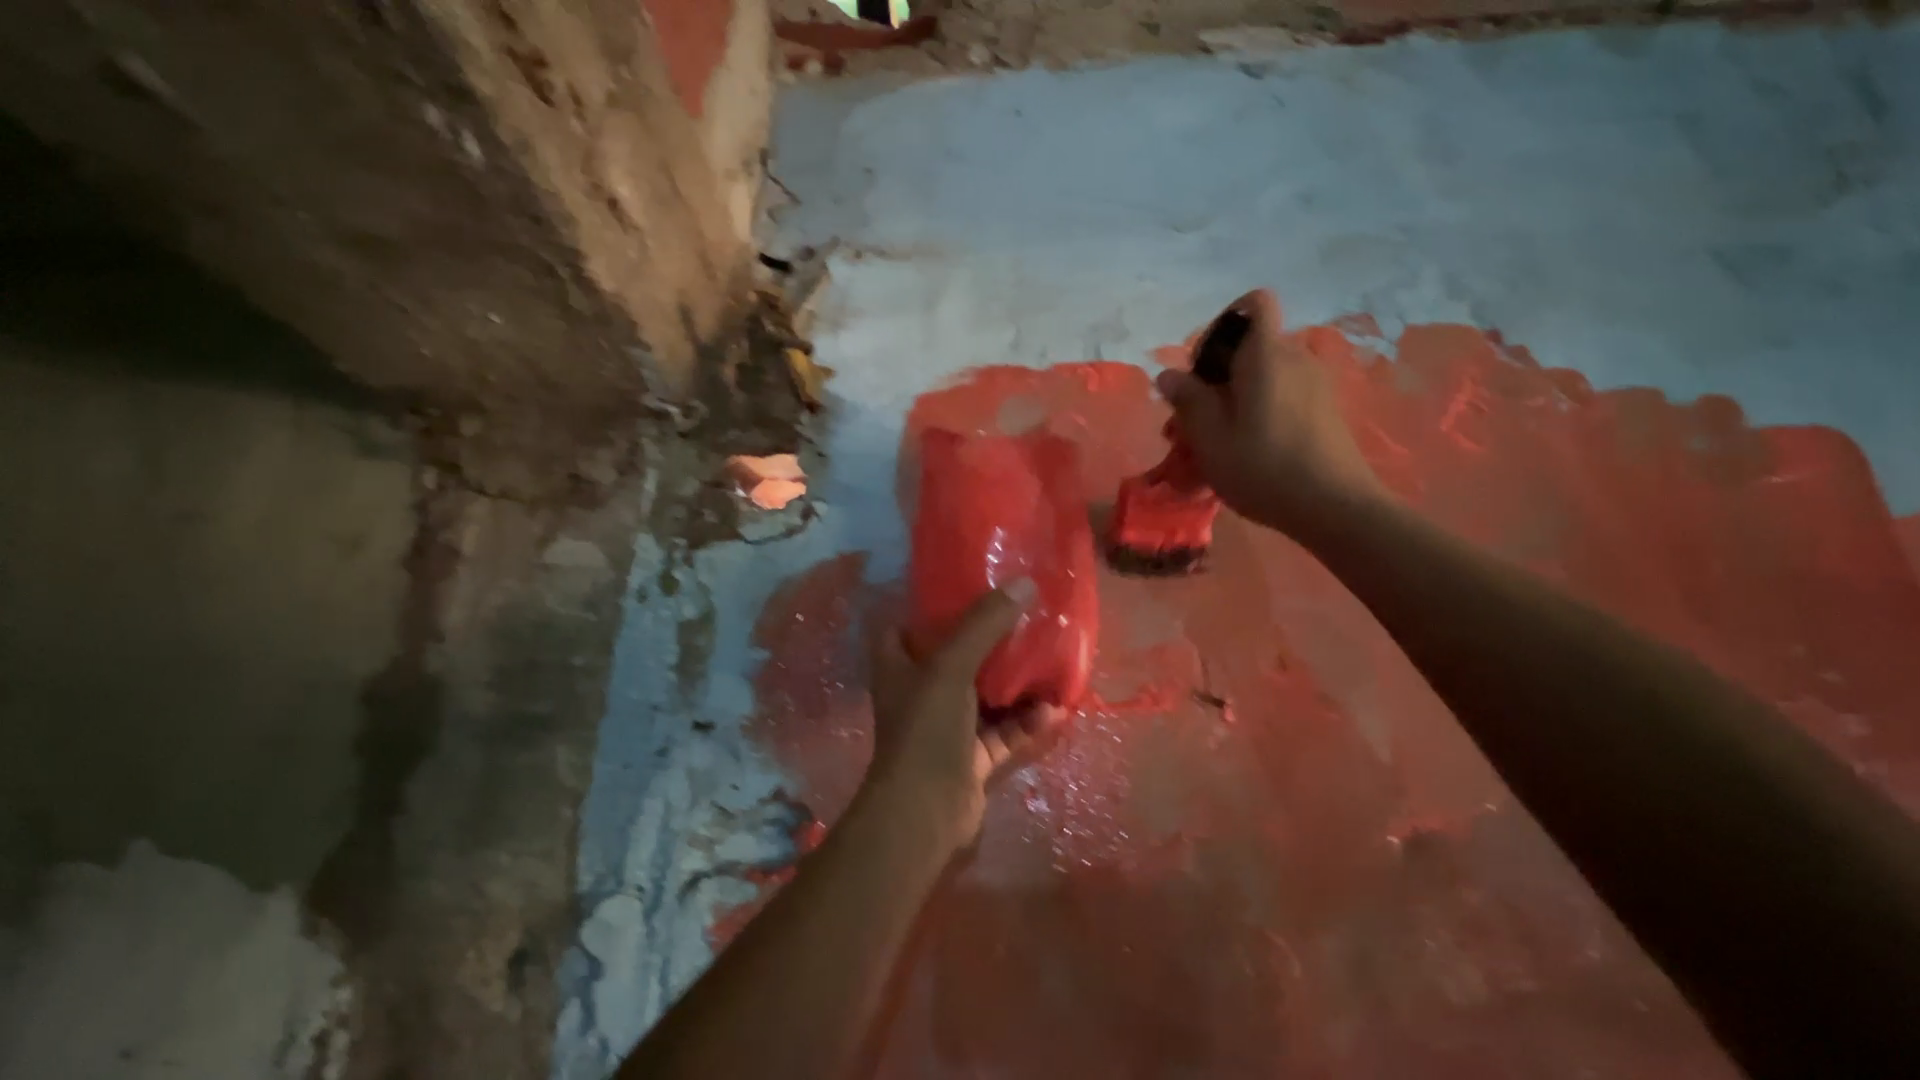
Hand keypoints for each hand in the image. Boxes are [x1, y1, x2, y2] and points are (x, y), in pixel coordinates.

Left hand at [867, 579, 1066, 849]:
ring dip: (1017, 685)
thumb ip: (985, 624)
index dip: (928, 607)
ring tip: (1052, 662)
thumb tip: (1024, 584)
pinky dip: (1027, 724)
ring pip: (986, 697)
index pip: (904, 626)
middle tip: (1025, 619)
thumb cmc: (926, 728)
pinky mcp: (972, 759)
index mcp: (898, 667)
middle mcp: (919, 694)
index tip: (965, 586)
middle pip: (954, 659)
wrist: (925, 812)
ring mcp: (946, 729)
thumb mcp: (952, 666)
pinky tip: (1055, 711)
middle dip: (989, 643)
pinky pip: (1005, 733)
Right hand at [1156, 289, 1387, 539]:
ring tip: (1209, 447)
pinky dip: (1257, 413)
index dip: (1222, 325)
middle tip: (1188, 423)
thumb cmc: (1263, 468)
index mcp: (1265, 354)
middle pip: (1250, 348)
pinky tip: (1243, 454)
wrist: (1335, 507)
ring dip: (1232, 402)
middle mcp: (1295, 357)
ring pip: (1263, 377)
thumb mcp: (1210, 439)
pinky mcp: (1324, 410)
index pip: (1253, 304)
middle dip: (1215, 378)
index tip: (1201, 367)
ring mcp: (1314, 384)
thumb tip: (1169, 374)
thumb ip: (1188, 400)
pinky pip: (1281, 396)